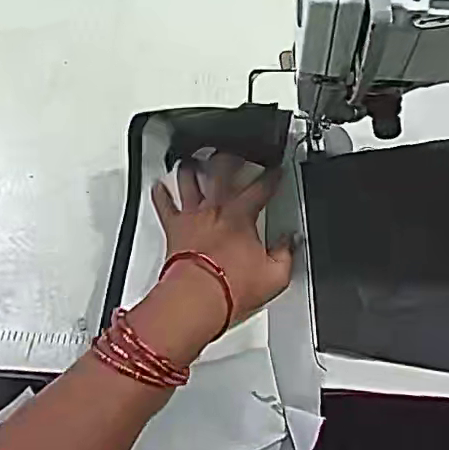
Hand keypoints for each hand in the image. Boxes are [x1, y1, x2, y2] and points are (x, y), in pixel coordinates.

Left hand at [128, 154, 294, 363]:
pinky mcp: (174, 228)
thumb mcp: (274, 276)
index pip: (261, 189)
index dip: (271, 177)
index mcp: (242, 216)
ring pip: (190, 181)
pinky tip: (158, 186)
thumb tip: (290, 245)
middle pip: (222, 172)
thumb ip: (285, 255)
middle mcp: (215, 210)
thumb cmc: (230, 287)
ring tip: (193, 160)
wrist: (197, 298)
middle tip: (232, 151)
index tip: (275, 171)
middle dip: (229, 158)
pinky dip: (160, 194)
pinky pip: (164, 205)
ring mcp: (193, 216)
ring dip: (192, 168)